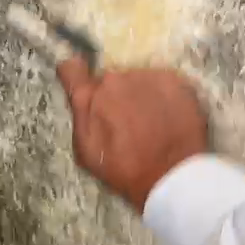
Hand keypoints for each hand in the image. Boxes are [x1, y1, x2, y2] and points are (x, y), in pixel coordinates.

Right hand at [56, 58, 208, 211]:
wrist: (173, 175)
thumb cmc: (124, 170)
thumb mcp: (86, 152)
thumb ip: (79, 115)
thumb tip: (79, 92)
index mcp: (89, 97)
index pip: (71, 69)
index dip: (75, 74)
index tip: (82, 82)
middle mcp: (114, 79)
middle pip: (110, 79)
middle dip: (115, 95)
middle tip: (127, 121)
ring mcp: (145, 76)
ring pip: (137, 80)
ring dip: (140, 95)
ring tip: (152, 122)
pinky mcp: (174, 79)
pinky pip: (162, 82)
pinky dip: (163, 96)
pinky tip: (170, 117)